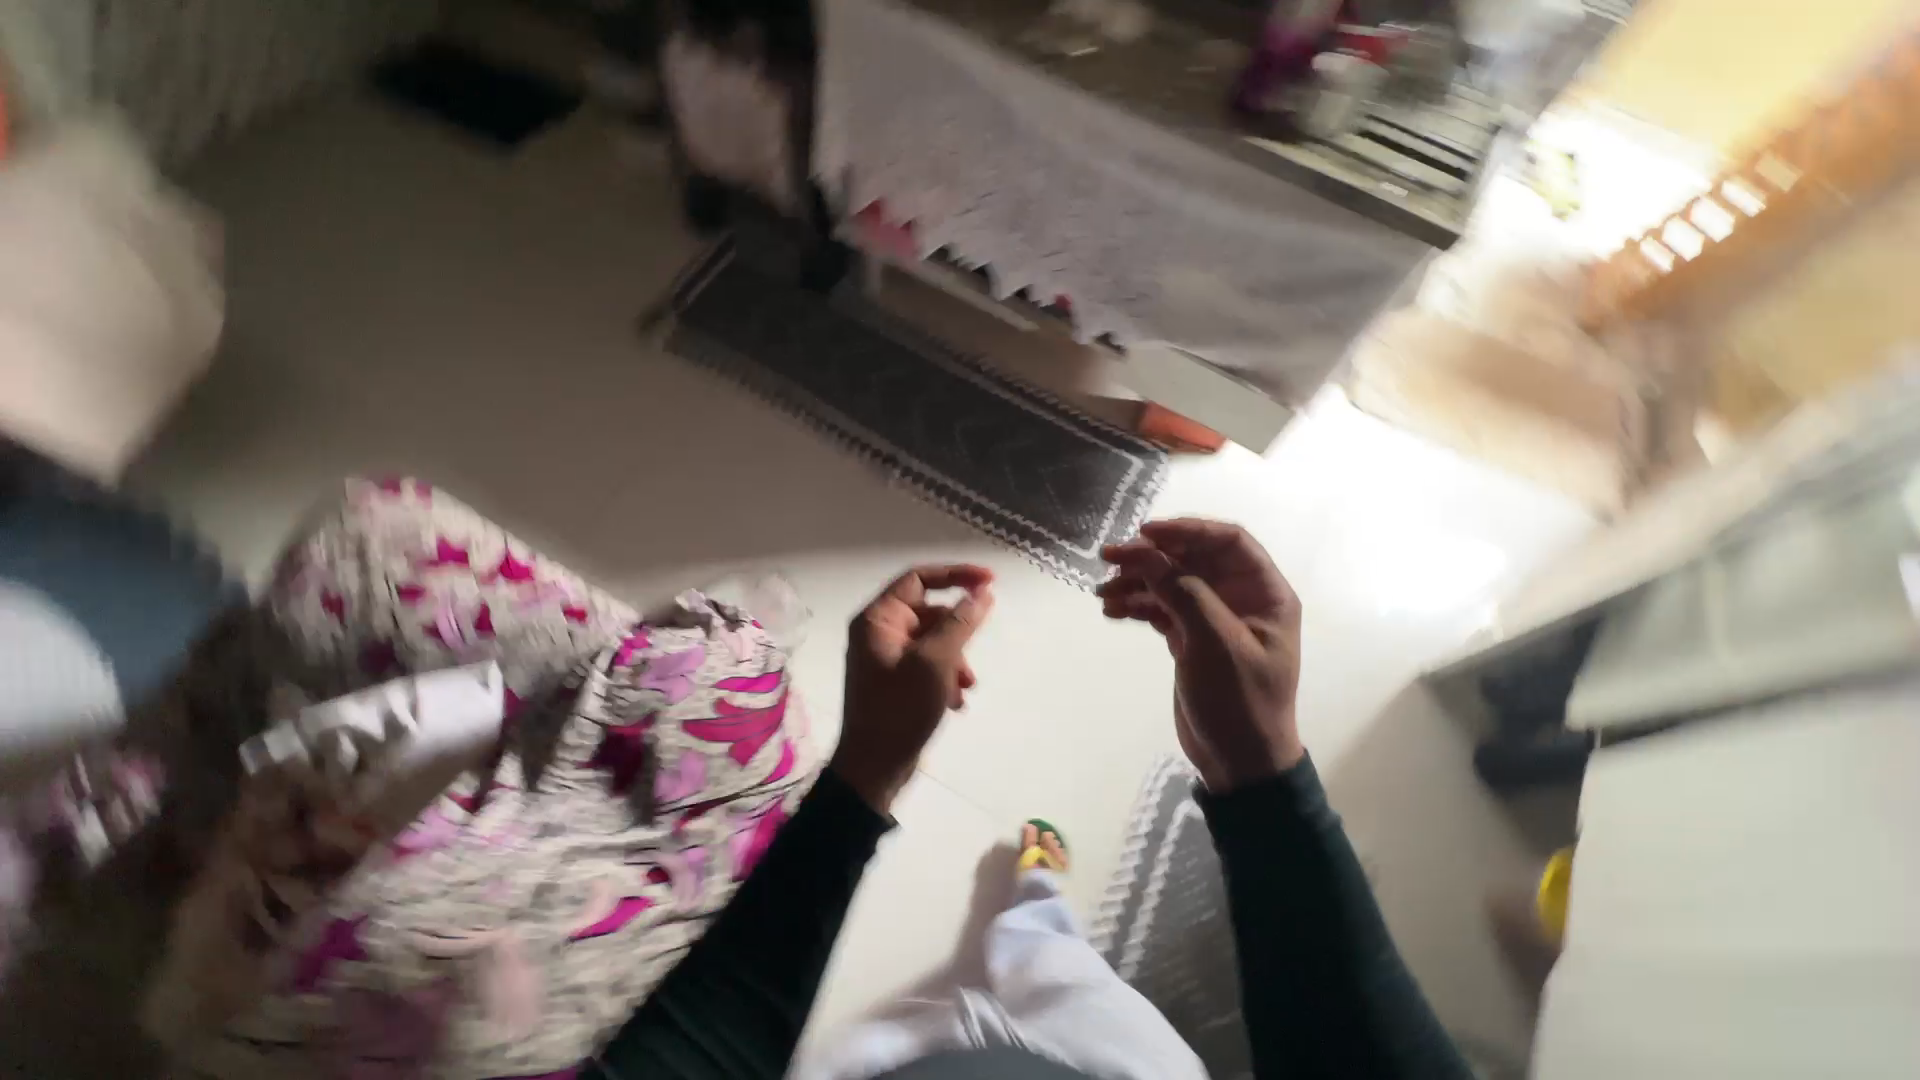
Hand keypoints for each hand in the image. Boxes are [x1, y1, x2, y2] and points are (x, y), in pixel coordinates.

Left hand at [835, 565, 995, 812]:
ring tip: (964, 688)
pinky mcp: (895, 680)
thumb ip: (961, 623)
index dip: (957, 574)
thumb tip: (982, 593)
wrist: (873, 768)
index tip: (991, 581)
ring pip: (934, 641)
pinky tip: (954, 702)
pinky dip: (945, 677)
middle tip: (971, 660)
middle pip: (930, 612)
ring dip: (955, 661)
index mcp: (877, 619)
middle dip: (957, 635)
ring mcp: (886, 657)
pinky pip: (928, 664)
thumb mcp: (935, 662)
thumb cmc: (899, 709)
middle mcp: (878, 631)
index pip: (919, 578)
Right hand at [1098, 519, 1303, 792]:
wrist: (1238, 761)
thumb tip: (1144, 552)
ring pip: (1171, 583)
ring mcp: (1213, 618)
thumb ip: (1182, 592)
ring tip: (1103, 593)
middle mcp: (1240, 598)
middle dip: (1151, 556)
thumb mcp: (1215, 643)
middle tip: (1109, 559)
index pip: (1228, 541)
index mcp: (1264, 592)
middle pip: (1192, 559)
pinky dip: (1137, 606)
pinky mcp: (1190, 639)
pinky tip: (1112, 610)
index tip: (1145, 533)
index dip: (1187, 530)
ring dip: (1137, 582)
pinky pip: (1161, 608)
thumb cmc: (1240, 700)